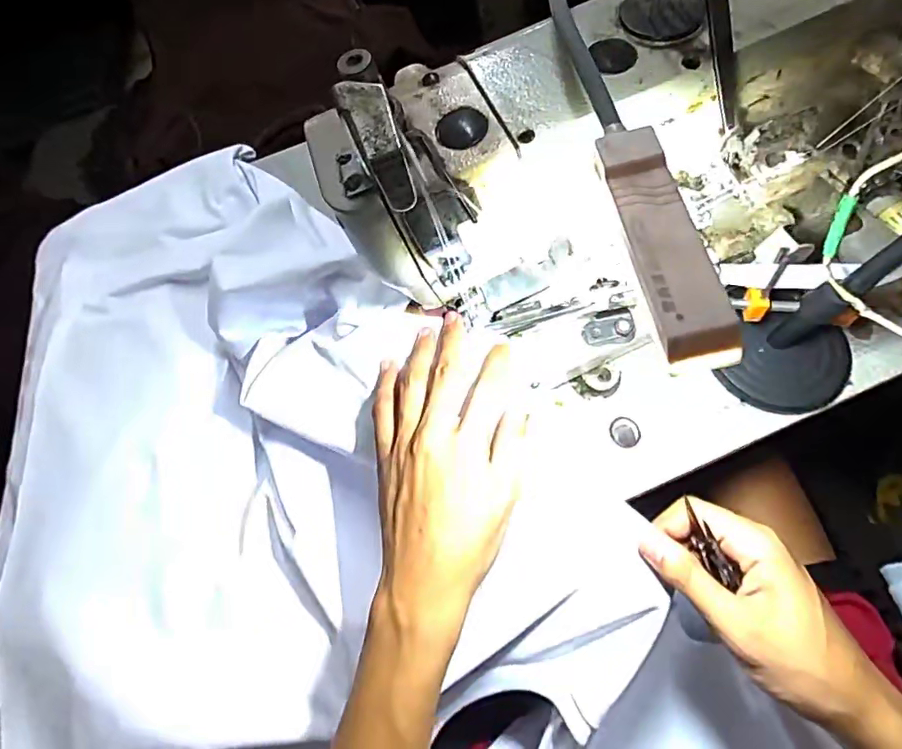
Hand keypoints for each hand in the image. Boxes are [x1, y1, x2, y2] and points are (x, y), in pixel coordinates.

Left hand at [372, 314, 528, 635]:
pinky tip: (388, 367)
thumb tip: (519, 412)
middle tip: (457, 320)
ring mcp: (405, 446)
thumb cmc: (467, 544)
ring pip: (410, 386)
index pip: (486, 390)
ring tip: (425, 330)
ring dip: (419, 354)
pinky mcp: (386, 458)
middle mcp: (432, 438)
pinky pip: (382, 412)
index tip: (502, 348)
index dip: (497, 364)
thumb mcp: (505, 497)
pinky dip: (384, 386)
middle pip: (444, 376)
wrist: (422, 580)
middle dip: (453, 343)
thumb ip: (512, 448)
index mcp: (466, 447)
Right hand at [639, 498, 889, 733]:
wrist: (847, 696)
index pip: (693, 510)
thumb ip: (688, 577)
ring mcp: (763, 560)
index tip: (650, 554)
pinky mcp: (762, 579)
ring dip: (693, 569)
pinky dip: (709, 583)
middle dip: (678, 550)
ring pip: (709, 548)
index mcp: (756, 541)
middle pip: (700, 525)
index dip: (666, 529)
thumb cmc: (806, 662)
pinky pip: (723, 566)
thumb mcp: (733, 621)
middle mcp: (760, 542)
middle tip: (668, 582)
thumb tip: (654, 544)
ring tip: (695, 601)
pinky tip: (713, 609)